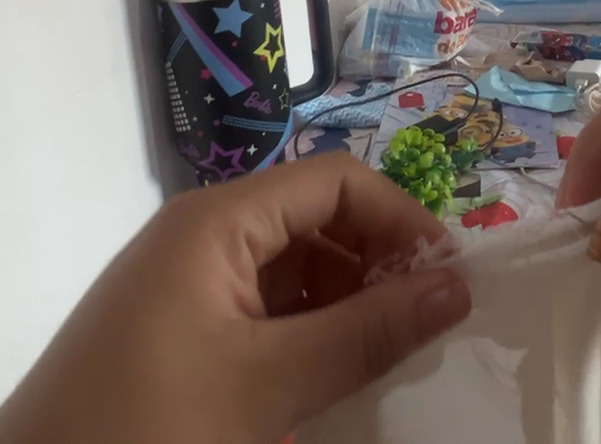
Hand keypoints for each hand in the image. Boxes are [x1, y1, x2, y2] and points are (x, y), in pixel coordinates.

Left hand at [0, 154, 471, 443]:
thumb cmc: (143, 433)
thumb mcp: (265, 385)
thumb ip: (366, 333)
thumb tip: (457, 285)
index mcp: (219, 219)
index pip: (333, 182)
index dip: (397, 218)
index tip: (447, 276)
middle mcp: (206, 231)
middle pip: (316, 217)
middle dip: (377, 260)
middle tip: (425, 322)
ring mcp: (191, 278)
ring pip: (295, 263)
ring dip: (347, 297)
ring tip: (387, 351)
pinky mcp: (183, 323)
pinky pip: (266, 304)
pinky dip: (309, 327)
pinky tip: (332, 372)